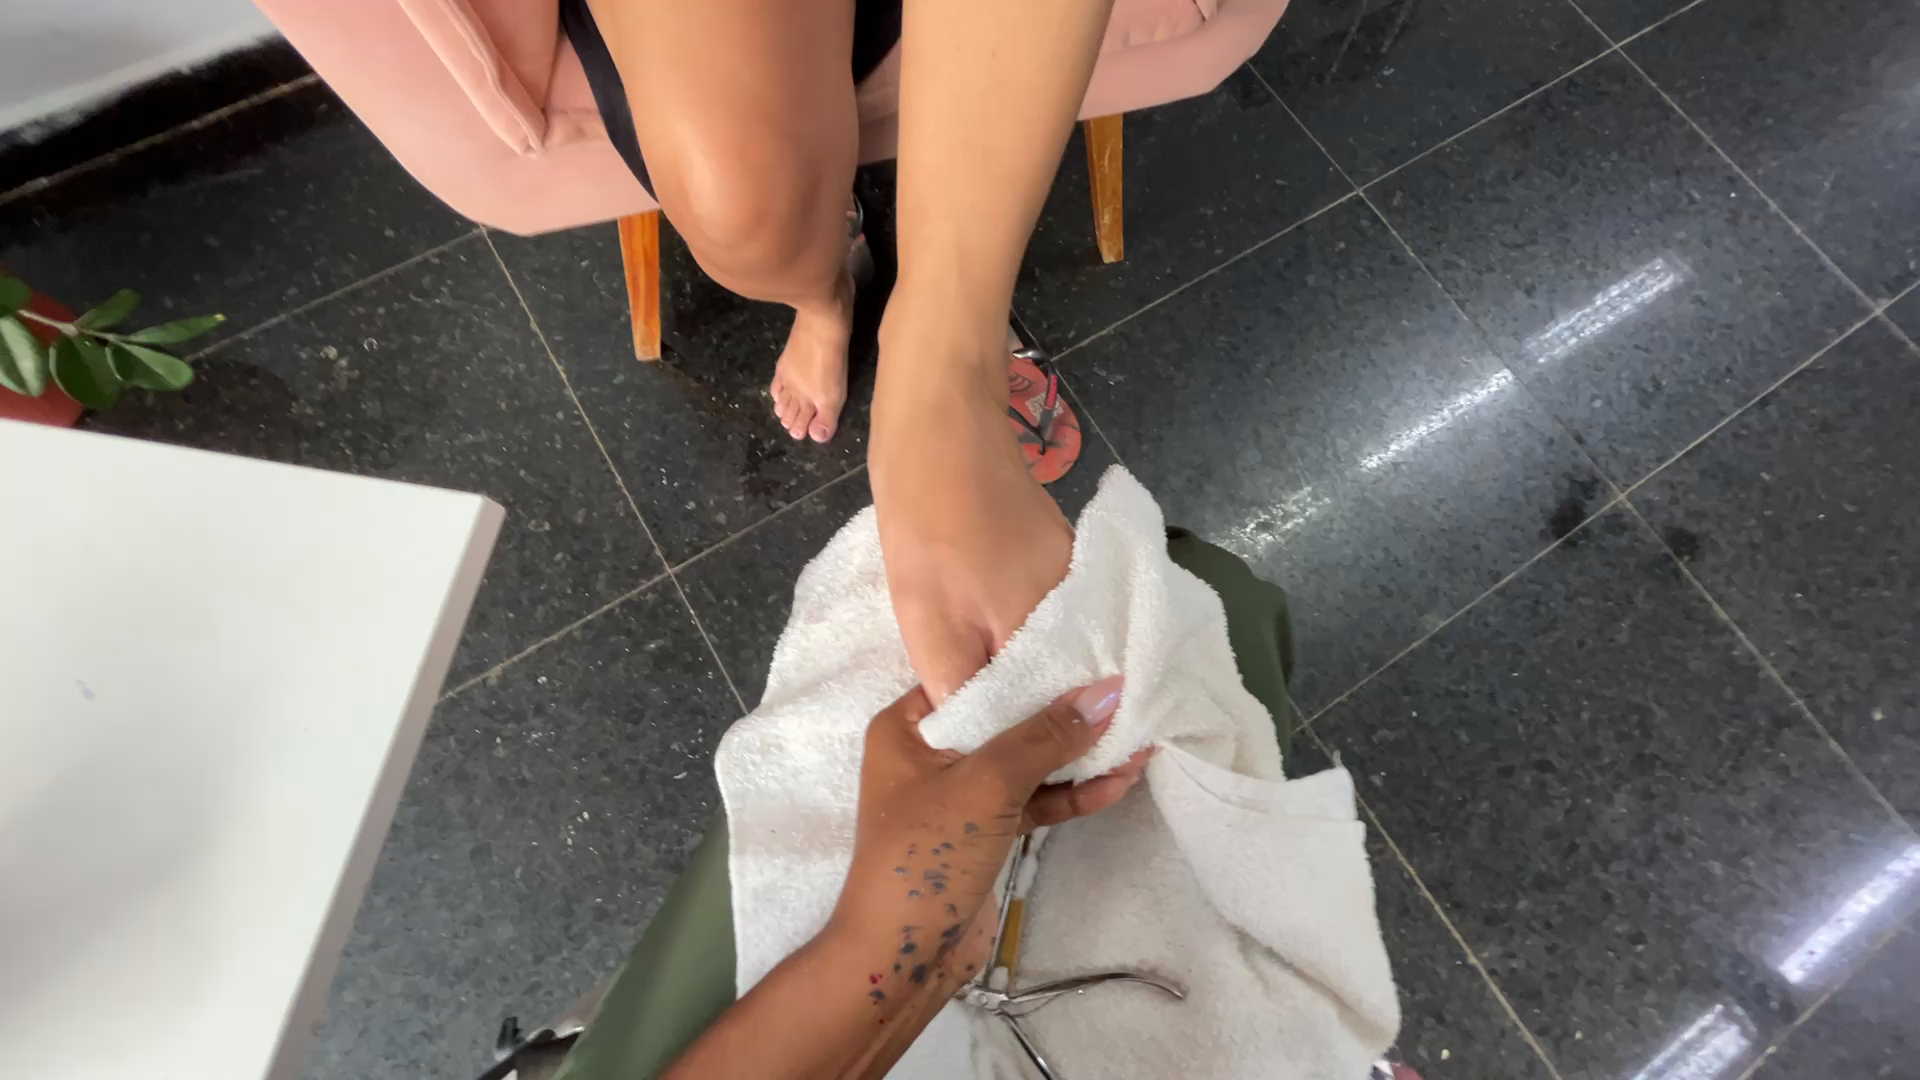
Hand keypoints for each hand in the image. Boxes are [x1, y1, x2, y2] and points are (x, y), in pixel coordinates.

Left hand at [825, 677, 1147, 1003]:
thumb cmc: (927, 854)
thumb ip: (1046, 736)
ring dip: (1077, 758)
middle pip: (1006, 721)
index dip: (1030, 666)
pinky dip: (1070, 794)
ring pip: (1025, 764)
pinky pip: (1031, 800)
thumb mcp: (987, 783)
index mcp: (908, 725)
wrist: (904, 963)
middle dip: (1064, 716)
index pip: (975, 679)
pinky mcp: (985, 831)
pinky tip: (1116, 784)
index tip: (1085, 654)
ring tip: (1136, 740)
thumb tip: (1108, 691)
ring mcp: (959, 794)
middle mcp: (931, 752)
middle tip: (1121, 695)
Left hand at [869, 310, 1073, 701]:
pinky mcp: (1056, 550)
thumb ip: (958, 683)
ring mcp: (1072, 571)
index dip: (1025, 736)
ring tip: (979, 686)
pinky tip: (986, 635)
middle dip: (1023, 703)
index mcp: (1055, 627)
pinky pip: (1044, 610)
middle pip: (1058, 675)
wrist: (941, 421)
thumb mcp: (926, 616)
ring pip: (1050, 641)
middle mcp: (1082, 603)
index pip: (1055, 707)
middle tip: (979, 722)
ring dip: (1018, 665)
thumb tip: (979, 734)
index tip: (995, 755)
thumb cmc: (927, 520)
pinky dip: (1019, 629)